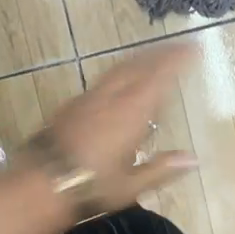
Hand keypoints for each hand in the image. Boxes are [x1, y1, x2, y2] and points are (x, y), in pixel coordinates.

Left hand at [21, 41, 198, 217]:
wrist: (41, 182)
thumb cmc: (92, 187)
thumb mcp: (131, 185)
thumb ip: (161, 169)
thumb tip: (193, 159)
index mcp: (130, 113)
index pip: (157, 77)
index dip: (175, 60)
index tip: (192, 48)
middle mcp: (110, 98)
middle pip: (136, 66)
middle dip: (157, 54)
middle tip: (176, 47)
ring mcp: (87, 99)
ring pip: (116, 71)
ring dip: (137, 60)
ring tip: (151, 58)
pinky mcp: (71, 105)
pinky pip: (101, 81)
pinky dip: (118, 74)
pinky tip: (118, 83)